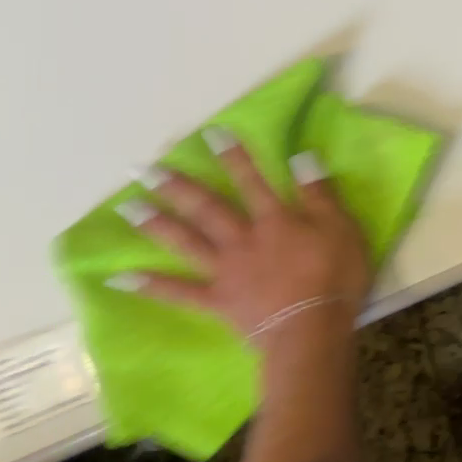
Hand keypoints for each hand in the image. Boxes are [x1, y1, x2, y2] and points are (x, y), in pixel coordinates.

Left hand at [117, 128, 371, 338]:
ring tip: (127, 207)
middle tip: (143, 169)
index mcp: (277, 220)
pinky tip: (120, 277)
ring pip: (186, 243)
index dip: (234, 157)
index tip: (210, 135)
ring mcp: (225, 270)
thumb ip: (319, 194)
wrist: (310, 326)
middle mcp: (243, 239)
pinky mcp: (217, 301)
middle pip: (208, 208)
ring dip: (156, 224)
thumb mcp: (341, 228)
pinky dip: (150, 285)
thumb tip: (301, 158)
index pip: (253, 181)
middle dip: (178, 186)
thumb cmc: (335, 274)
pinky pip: (179, 292)